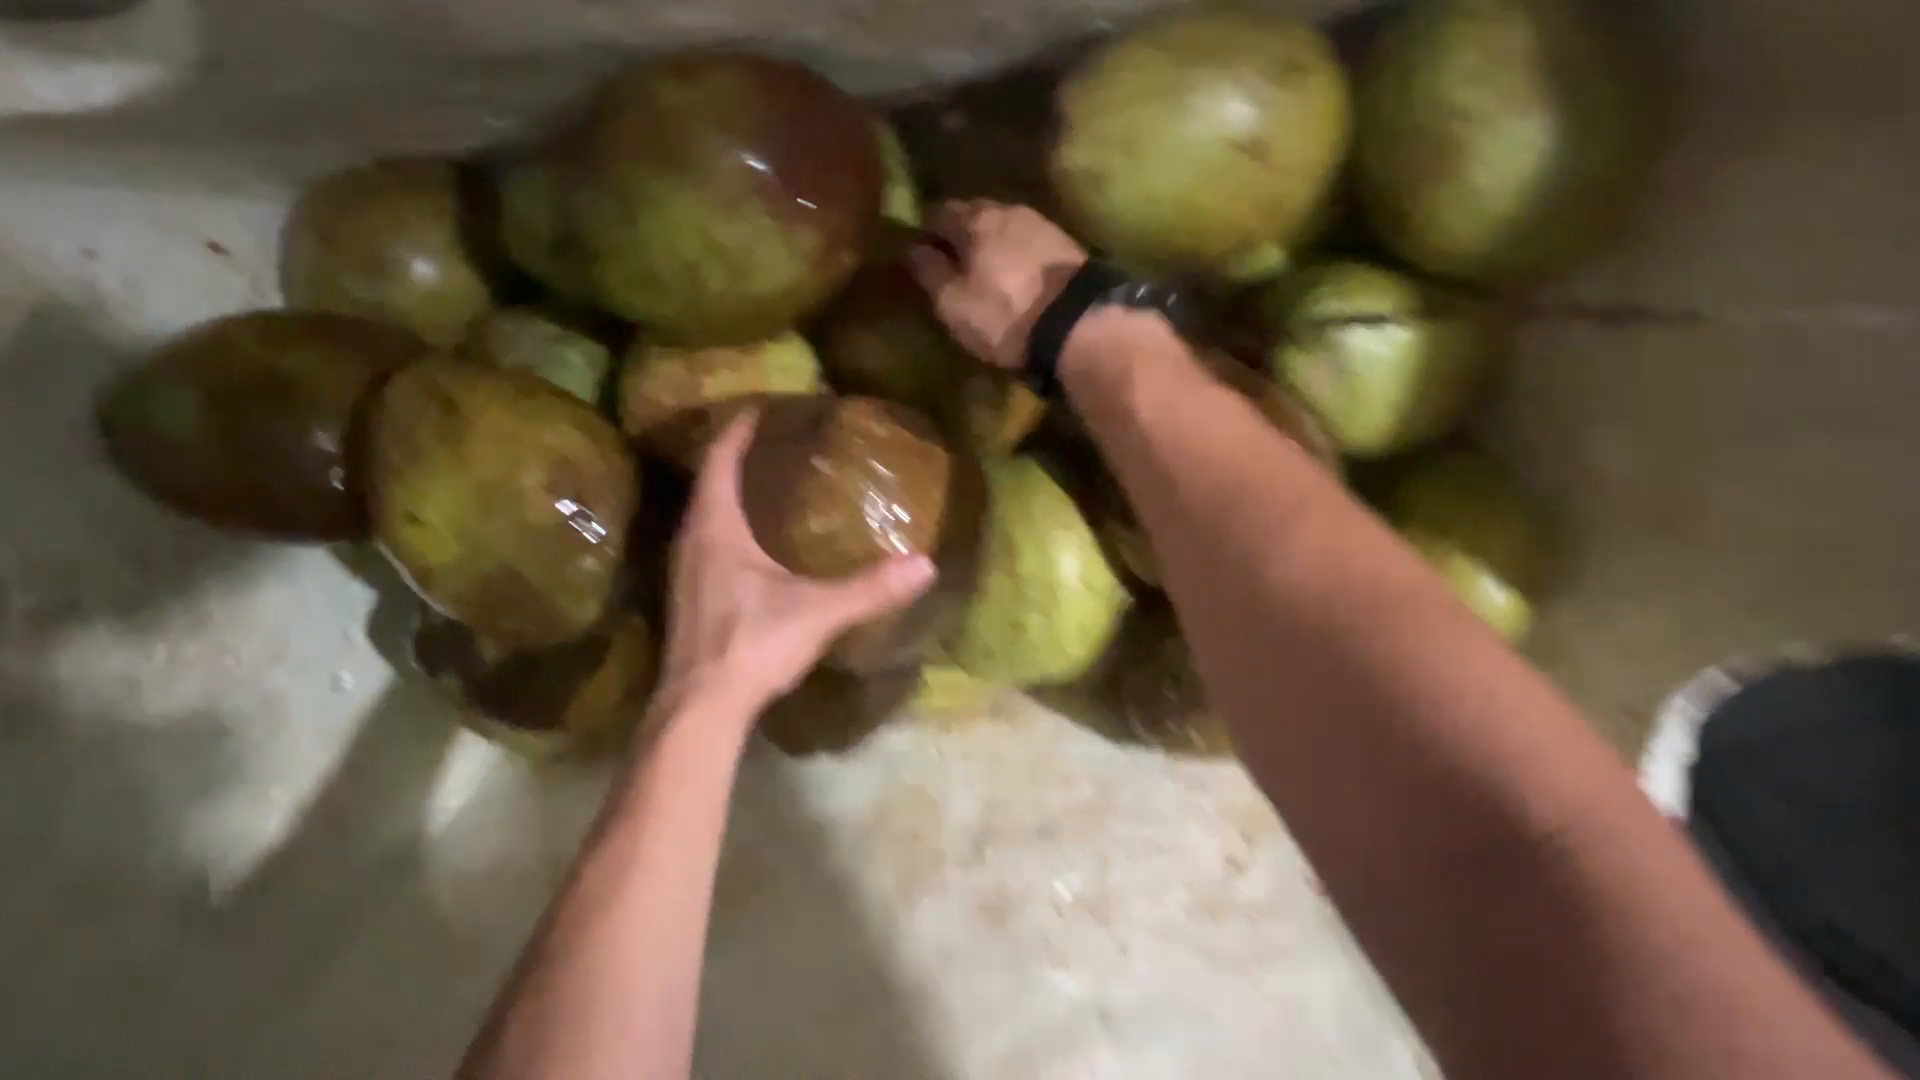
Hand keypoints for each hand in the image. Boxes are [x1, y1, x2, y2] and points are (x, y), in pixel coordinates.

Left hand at [655, 411, 936, 722]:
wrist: (700, 708)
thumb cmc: (751, 644)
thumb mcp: (818, 611)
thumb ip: (870, 588)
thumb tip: (925, 564)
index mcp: (716, 528)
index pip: (720, 460)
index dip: (738, 429)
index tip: (761, 406)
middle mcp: (691, 541)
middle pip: (709, 483)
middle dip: (736, 458)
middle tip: (774, 443)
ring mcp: (685, 572)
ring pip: (705, 516)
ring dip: (729, 494)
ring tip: (768, 485)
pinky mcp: (689, 599)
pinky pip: (707, 545)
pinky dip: (728, 529)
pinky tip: (755, 546)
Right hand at [907, 200, 1087, 369]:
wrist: (1079, 324)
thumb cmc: (1004, 315)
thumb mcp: (953, 302)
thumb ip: (929, 271)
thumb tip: (913, 248)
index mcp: (974, 220)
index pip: (939, 212)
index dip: (927, 231)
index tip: (922, 251)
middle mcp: (1009, 210)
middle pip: (976, 213)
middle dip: (961, 232)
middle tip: (953, 259)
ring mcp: (1043, 225)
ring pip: (1006, 226)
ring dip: (993, 242)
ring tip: (986, 268)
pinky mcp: (1068, 245)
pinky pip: (1030, 241)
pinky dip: (1017, 252)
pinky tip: (1016, 273)